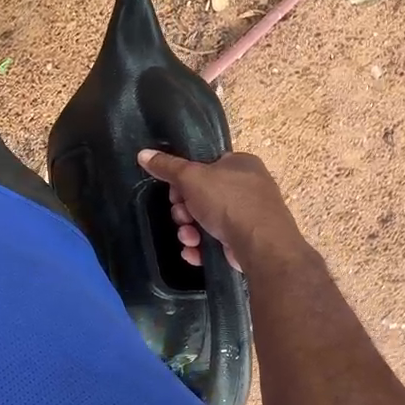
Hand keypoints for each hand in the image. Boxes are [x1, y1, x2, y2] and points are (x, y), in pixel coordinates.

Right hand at [137, 149, 303, 270]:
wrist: (261, 246)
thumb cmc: (228, 202)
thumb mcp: (190, 177)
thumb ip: (166, 166)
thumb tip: (142, 153)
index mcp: (241, 164)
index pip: (204, 165)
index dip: (183, 179)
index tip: (175, 192)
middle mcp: (248, 186)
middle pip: (199, 194)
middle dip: (183, 210)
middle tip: (182, 216)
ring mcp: (248, 214)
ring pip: (204, 219)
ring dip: (189, 230)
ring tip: (189, 238)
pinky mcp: (245, 238)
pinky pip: (215, 238)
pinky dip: (201, 245)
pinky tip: (195, 251)